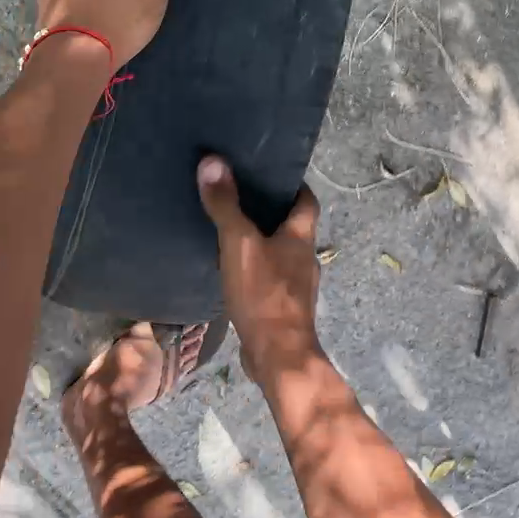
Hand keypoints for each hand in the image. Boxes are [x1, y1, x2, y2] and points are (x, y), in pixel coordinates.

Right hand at [196, 155, 323, 377]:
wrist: (278, 356)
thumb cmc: (264, 294)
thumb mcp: (239, 244)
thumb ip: (225, 205)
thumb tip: (212, 161)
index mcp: (301, 237)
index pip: (306, 200)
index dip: (293, 185)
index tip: (271, 171)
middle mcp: (305, 258)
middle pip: (293, 226)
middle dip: (272, 211)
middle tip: (242, 195)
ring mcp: (296, 285)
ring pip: (281, 252)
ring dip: (263, 241)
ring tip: (233, 229)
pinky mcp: (282, 307)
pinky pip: (270, 277)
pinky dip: (256, 268)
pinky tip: (234, 270)